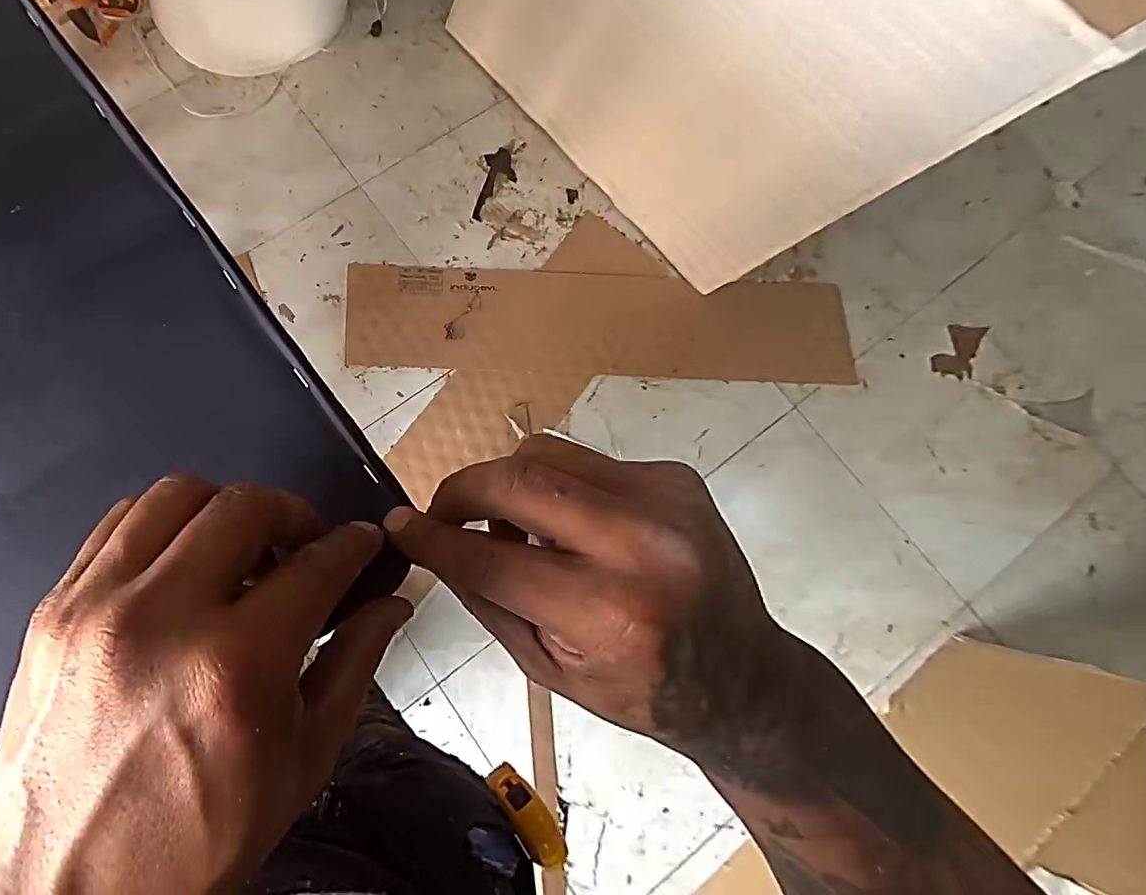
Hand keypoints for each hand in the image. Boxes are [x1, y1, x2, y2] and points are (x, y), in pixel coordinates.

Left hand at [0, 476, 412, 894]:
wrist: (66, 890)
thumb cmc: (197, 835)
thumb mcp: (302, 759)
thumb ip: (354, 663)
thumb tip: (391, 605)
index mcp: (234, 666)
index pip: (315, 564)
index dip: (352, 544)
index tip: (361, 540)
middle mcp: (162, 620)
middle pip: (246, 506)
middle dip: (294, 514)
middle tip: (305, 543)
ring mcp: (98, 608)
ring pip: (178, 493)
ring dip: (226, 508)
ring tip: (241, 547)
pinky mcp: (55, 610)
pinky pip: (118, 522)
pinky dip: (165, 525)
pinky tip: (182, 559)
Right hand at [386, 436, 1036, 893]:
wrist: (746, 676)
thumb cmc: (644, 691)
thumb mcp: (552, 670)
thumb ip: (489, 598)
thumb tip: (440, 542)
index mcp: (610, 615)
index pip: (494, 562)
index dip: (435, 540)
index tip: (399, 525)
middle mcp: (644, 545)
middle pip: (521, 480)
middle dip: (464, 490)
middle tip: (443, 510)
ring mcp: (666, 500)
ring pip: (547, 454)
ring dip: (509, 485)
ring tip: (511, 525)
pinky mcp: (675, 476)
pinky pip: (584, 463)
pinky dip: (557, 488)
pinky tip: (571, 527)